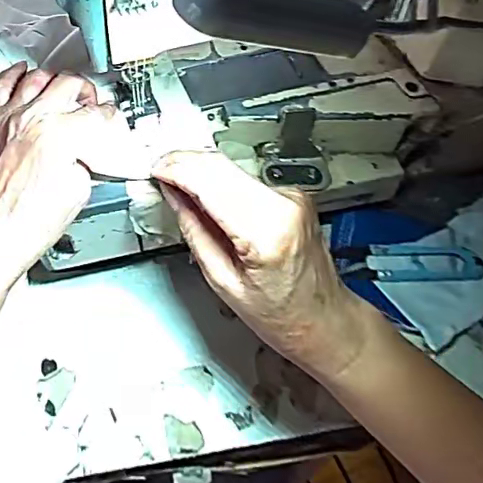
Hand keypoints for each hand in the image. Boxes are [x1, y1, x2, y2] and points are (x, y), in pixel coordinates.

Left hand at [0, 64, 126, 289]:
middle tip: (93, 106)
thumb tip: (86, 148)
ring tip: (65, 90)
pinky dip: (16, 74)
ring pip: (37, 77)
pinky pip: (2, 85)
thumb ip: (86, 159)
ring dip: (56, 80)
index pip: (96, 113)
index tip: (112, 121)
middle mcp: (32, 118)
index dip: (111, 117)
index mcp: (59, 134)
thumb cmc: (26, 224)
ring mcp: (9, 118)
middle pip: (69, 84)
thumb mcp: (78, 192)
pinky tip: (25, 73)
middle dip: (88, 93)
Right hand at [151, 150, 379, 380]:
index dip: (175, 169)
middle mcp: (283, 206)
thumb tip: (173, 194)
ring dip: (199, 167)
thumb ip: (194, 230)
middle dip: (183, 162)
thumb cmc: (284, 314)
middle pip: (218, 164)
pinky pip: (243, 174)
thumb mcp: (223, 281)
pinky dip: (218, 176)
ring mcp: (290, 195)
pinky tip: (206, 190)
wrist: (326, 320)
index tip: (156, 170)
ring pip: (229, 164)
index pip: (209, 181)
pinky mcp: (291, 192)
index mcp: (266, 233)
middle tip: (159, 171)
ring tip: (177, 182)